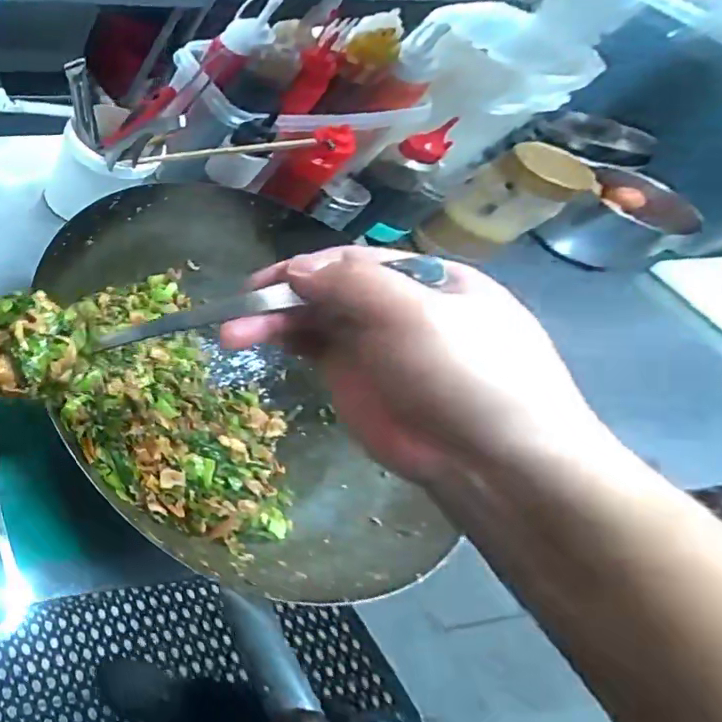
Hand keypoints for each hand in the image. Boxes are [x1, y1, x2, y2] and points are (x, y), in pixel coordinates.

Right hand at [218, 246, 607, 485]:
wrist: (492, 460)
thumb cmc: (464, 376)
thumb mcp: (416, 317)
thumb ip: (354, 284)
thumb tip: (293, 269)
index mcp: (425, 279)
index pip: (348, 261)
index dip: (300, 269)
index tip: (259, 287)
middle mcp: (395, 303)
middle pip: (321, 288)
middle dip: (275, 298)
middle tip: (234, 315)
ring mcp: (371, 339)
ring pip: (307, 317)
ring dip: (267, 322)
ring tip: (229, 338)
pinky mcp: (350, 372)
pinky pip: (306, 344)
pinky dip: (278, 339)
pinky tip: (253, 344)